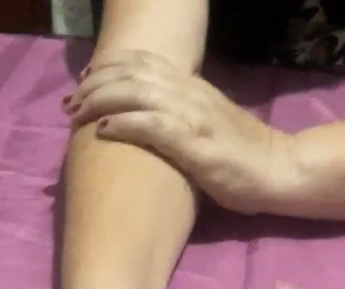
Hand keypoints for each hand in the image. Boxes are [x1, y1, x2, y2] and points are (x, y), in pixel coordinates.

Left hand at [66, 51, 301, 215]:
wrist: (275, 170)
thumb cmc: (239, 157)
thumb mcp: (206, 125)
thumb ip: (179, 117)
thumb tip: (148, 122)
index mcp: (191, 86)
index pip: (143, 63)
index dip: (109, 67)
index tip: (84, 80)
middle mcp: (189, 92)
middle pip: (132, 73)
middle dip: (95, 83)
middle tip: (68, 101)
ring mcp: (192, 116)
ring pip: (137, 93)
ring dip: (100, 99)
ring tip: (76, 112)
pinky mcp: (194, 143)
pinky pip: (152, 125)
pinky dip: (124, 123)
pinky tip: (102, 129)